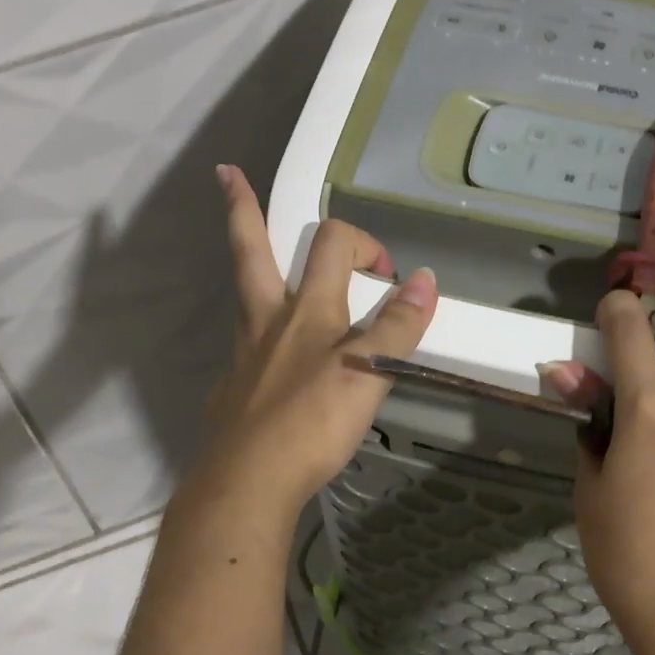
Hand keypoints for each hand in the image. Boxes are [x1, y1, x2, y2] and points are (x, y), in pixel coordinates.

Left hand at [184, 165, 438, 515]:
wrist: (249, 479)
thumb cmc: (312, 422)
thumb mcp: (368, 372)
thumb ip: (397, 326)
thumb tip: (426, 278)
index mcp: (307, 311)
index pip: (334, 247)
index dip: (363, 242)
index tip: (389, 268)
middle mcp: (268, 322)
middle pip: (252, 253)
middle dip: (243, 211)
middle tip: (228, 176)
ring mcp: (243, 356)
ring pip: (243, 297)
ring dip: (246, 266)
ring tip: (248, 249)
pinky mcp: (232, 391)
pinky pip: (243, 350)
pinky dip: (254, 339)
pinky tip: (264, 360)